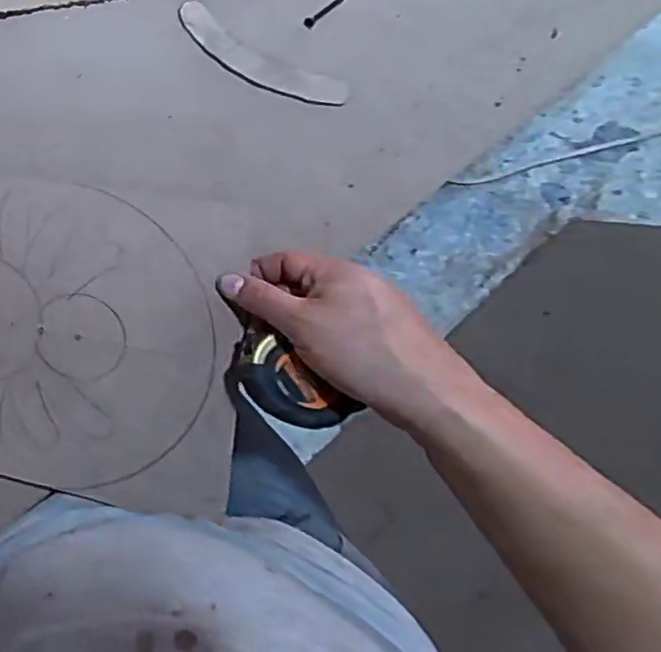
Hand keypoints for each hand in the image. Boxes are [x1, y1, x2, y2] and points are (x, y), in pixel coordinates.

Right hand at [219, 252, 479, 430]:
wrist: (435, 398)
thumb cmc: (360, 353)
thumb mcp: (300, 325)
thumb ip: (260, 300)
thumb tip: (225, 278)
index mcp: (336, 269)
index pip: (279, 260)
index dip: (257, 282)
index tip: (251, 315)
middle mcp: (359, 278)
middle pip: (301, 285)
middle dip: (281, 311)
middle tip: (273, 340)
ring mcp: (380, 304)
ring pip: (323, 308)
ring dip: (304, 329)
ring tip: (301, 357)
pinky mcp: (393, 331)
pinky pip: (346, 325)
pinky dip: (330, 340)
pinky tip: (334, 364)